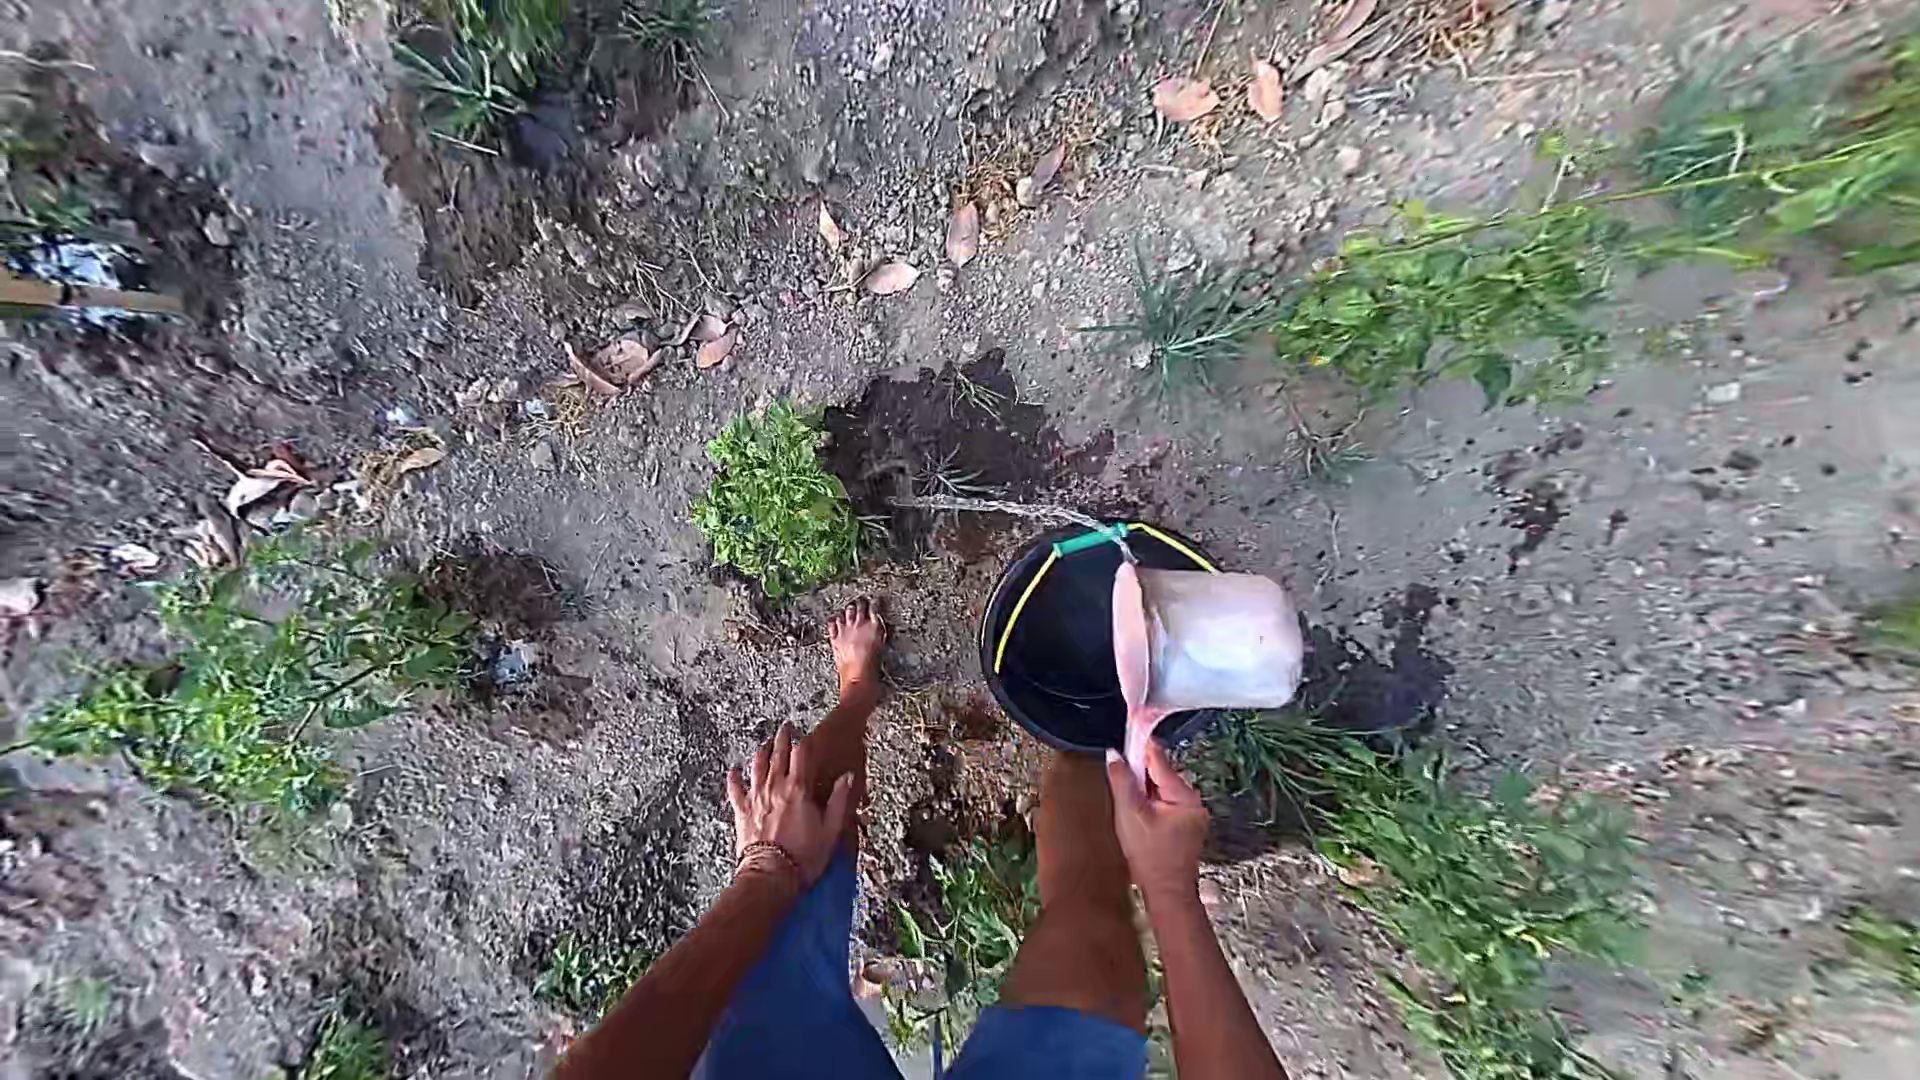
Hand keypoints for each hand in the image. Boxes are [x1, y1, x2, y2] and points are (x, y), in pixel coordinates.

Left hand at [727, 723, 853, 887]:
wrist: (769, 878)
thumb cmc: (804, 855)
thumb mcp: (831, 828)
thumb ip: (839, 799)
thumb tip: (847, 776)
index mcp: (798, 788)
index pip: (802, 754)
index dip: (805, 742)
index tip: (807, 735)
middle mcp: (775, 787)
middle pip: (778, 755)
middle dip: (782, 738)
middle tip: (785, 727)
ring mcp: (756, 798)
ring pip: (757, 767)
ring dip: (762, 752)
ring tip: (765, 743)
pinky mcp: (742, 813)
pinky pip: (735, 791)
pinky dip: (734, 778)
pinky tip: (733, 771)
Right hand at [1105, 739, 1208, 909]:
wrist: (1166, 893)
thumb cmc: (1149, 856)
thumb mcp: (1130, 814)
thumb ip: (1122, 780)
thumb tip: (1114, 754)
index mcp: (1184, 795)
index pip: (1159, 759)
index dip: (1140, 746)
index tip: (1128, 727)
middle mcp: (1193, 800)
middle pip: (1160, 772)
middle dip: (1139, 773)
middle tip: (1120, 780)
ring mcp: (1192, 813)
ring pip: (1161, 786)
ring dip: (1143, 788)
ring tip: (1129, 803)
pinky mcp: (1186, 823)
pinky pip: (1165, 800)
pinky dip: (1150, 801)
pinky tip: (1138, 813)